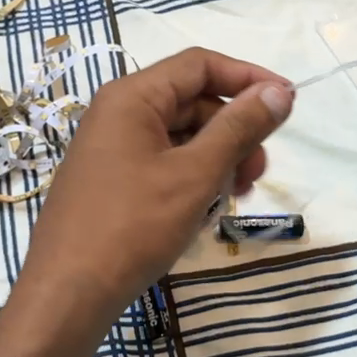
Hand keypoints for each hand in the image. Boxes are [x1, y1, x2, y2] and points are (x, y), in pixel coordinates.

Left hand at [11, 48, 293, 339]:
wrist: (69, 291)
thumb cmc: (133, 226)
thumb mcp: (195, 175)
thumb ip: (239, 129)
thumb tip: (279, 92)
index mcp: (132, 98)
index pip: (199, 65)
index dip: (247, 78)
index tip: (287, 105)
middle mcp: (116, 114)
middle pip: (190, 103)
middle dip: (233, 132)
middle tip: (258, 174)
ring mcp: (109, 150)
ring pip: (178, 139)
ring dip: (215, 160)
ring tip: (233, 198)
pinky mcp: (109, 183)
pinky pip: (160, 165)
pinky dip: (189, 180)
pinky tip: (203, 212)